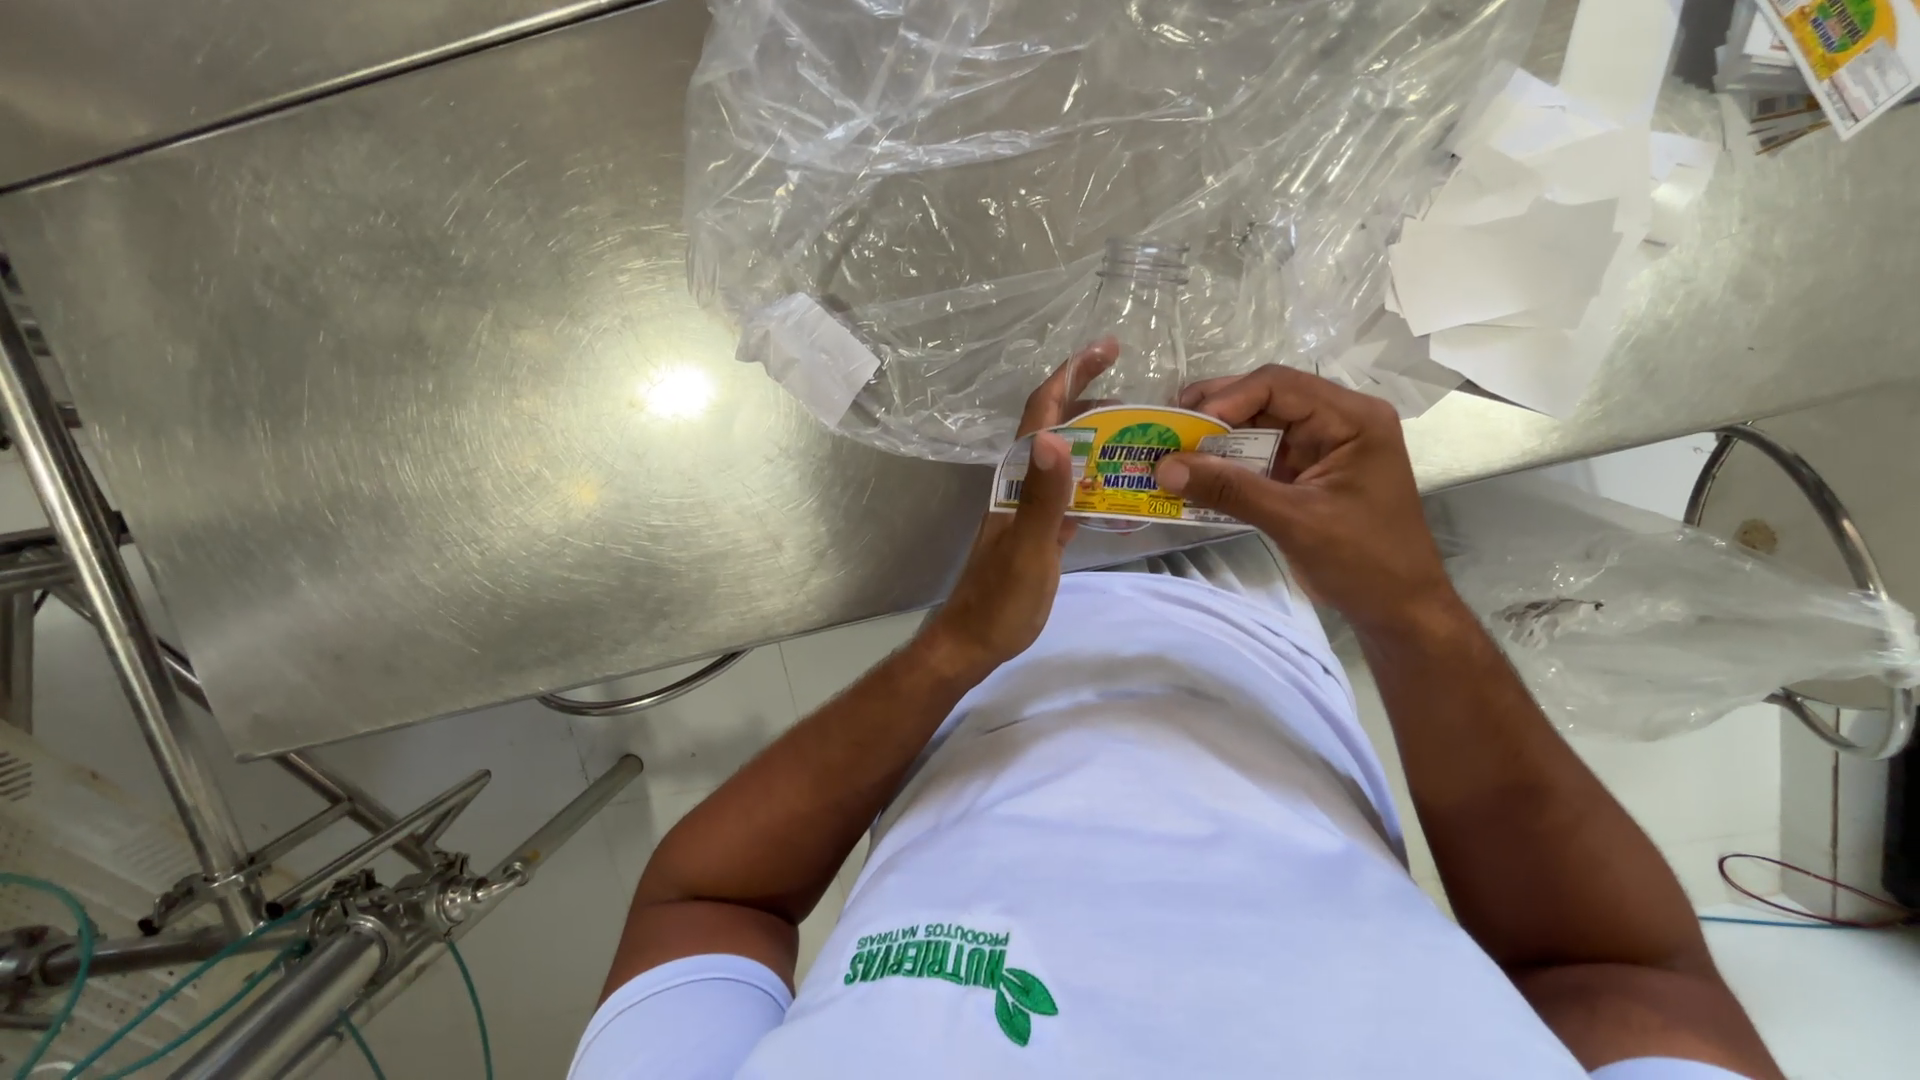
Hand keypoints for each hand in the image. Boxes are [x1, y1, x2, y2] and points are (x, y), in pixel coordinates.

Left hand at [915, 342, 1116, 676]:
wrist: (975, 641)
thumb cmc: (999, 599)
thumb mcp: (1028, 548)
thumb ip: (1043, 496)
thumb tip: (1057, 437)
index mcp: (1017, 479)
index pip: (1044, 413)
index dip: (1071, 375)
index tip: (1107, 348)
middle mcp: (1023, 485)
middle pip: (1058, 427)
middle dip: (1091, 396)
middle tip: (1135, 383)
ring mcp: (1033, 509)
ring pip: (1068, 459)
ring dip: (1099, 437)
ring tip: (1141, 428)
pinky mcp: (1043, 533)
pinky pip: (1075, 494)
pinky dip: (1098, 481)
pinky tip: (1122, 484)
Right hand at [1153, 365, 1460, 634]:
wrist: (1400, 609)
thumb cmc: (1364, 560)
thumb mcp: (1295, 521)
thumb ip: (1230, 490)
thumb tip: (1165, 467)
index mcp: (1352, 418)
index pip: (1279, 385)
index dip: (1227, 399)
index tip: (1186, 427)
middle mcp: (1339, 422)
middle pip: (1266, 400)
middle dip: (1215, 415)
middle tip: (1168, 429)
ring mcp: (1323, 449)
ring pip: (1259, 428)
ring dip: (1216, 441)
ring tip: (1172, 452)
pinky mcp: (1307, 475)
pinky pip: (1260, 458)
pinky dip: (1228, 466)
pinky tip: (1195, 476)